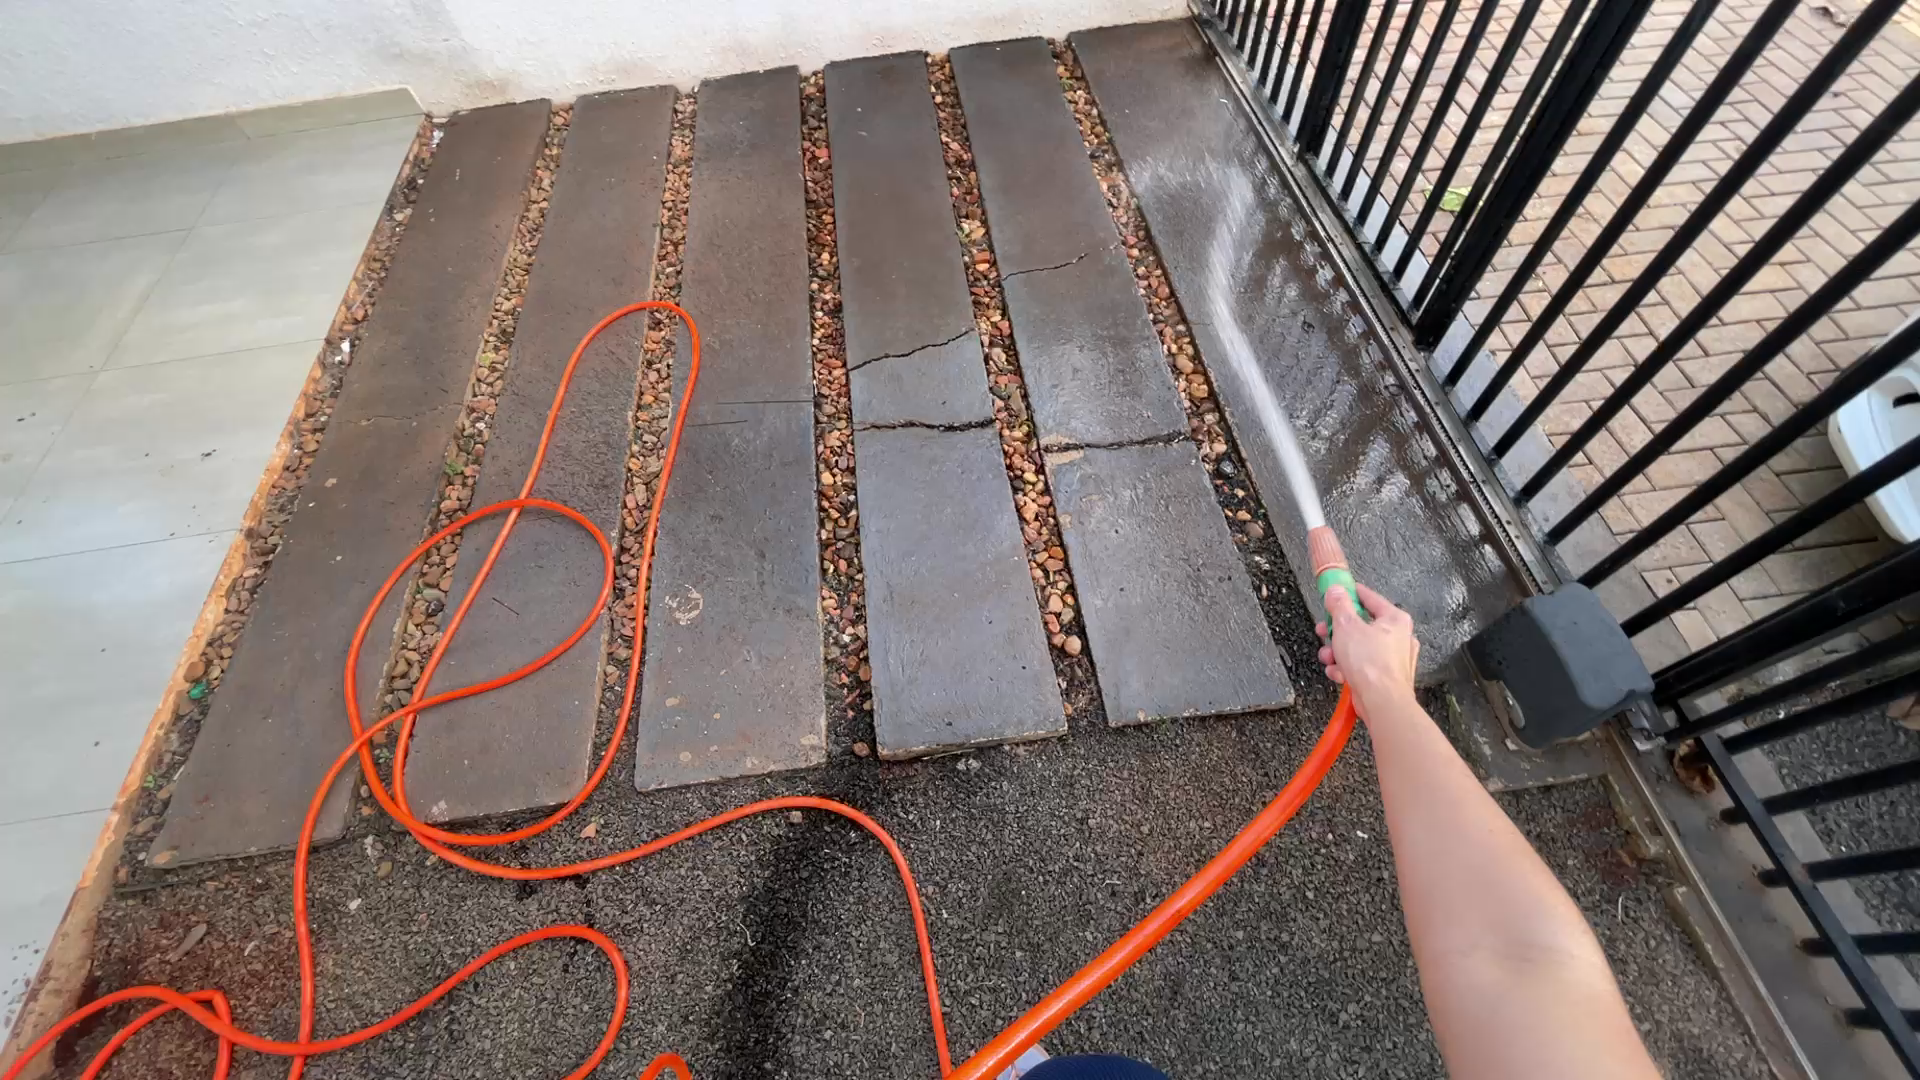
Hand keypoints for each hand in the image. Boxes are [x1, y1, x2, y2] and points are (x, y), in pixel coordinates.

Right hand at [1316, 582, 1419, 722]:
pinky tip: (1339, 674)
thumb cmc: (1370, 664)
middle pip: (1359, 624)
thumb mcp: (1346, 626)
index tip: (1332, 591)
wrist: (1382, 702)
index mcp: (1394, 619)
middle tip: (1323, 631)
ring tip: (1330, 658)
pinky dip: (1346, 668)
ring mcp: (1392, 658)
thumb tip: (1336, 590)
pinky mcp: (1385, 675)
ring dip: (1337, 651)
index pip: (1367, 597)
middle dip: (1336, 631)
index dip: (1347, 593)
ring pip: (1357, 646)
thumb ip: (1339, 605)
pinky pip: (1360, 664)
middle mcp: (1398, 637)